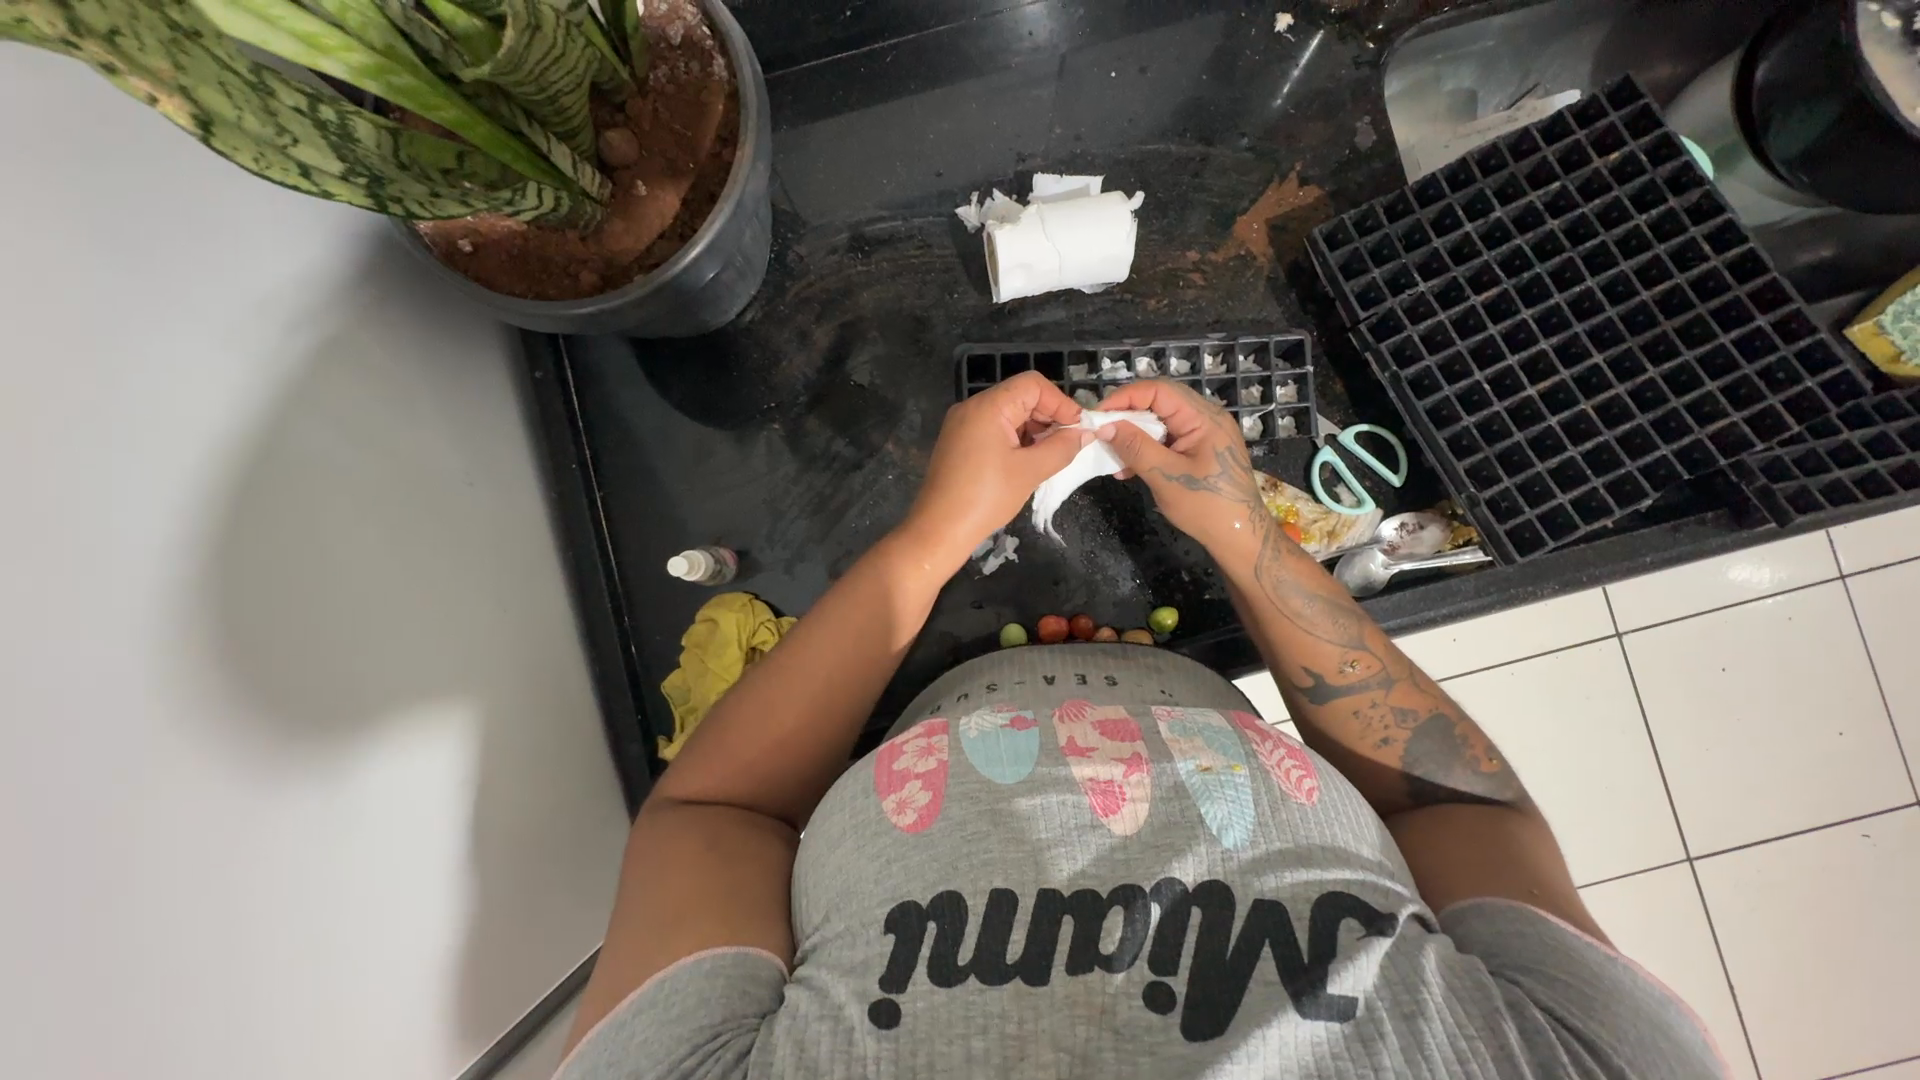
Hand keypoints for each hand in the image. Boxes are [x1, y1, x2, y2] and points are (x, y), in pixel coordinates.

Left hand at [900, 371, 1092, 571]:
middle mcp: (972, 408)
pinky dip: (1016, 440)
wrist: (939, 529)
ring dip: (1033, 430)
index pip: (1032, 384)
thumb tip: (1084, 433)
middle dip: (1048, 417)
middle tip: (1069, 444)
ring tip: (1051, 455)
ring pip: (1008, 414)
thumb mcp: (1030, 472)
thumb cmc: (986, 498)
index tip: (1078, 428)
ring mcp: (962, 425)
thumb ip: (1061, 448)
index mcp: (988, 407)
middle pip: (1020, 396)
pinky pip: (994, 430)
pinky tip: (1028, 461)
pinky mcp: (959, 442)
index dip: (1060, 402)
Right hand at [1094, 379, 1268, 554]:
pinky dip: (1146, 449)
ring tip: (1111, 453)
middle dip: (1127, 415)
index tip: (1098, 416)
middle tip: (1101, 432)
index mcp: (1204, 418)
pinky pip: (1167, 439)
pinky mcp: (1199, 451)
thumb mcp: (1166, 477)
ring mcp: (1204, 434)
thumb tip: (1105, 426)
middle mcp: (1206, 419)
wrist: (1239, 537)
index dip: (1125, 398)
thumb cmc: (1206, 507)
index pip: (1159, 391)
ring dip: (1134, 435)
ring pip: (1161, 422)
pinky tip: (1128, 467)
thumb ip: (1135, 447)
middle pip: (1159, 402)